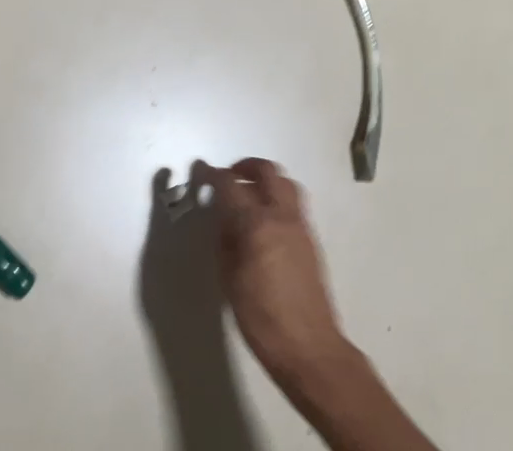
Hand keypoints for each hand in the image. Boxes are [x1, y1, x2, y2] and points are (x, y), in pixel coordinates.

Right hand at [199, 158, 349, 384]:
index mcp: (257, 225)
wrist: (308, 346)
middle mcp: (282, 218)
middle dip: (245, 166)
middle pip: (267, 172)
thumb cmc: (260, 317)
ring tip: (247, 193)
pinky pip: (294, 205)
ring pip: (286, 184)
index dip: (212, 175)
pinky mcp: (311, 241)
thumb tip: (224, 219)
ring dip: (265, 180)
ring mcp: (301, 227)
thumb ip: (225, 241)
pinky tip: (263, 220)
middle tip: (227, 176)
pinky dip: (277, 198)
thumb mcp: (229, 278)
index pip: (231, 185)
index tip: (201, 172)